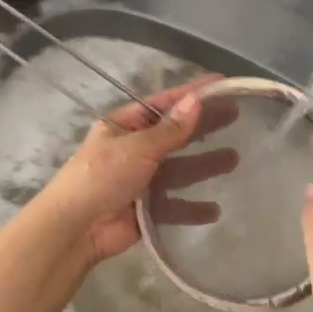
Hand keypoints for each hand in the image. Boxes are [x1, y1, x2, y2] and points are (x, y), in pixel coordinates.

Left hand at [39, 74, 240, 263]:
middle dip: (204, 128)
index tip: (222, 84)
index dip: (192, 94)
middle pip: (175, 136)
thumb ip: (170, 130)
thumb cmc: (101, 176)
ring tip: (235, 160)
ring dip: (204, 166)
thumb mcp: (137, 147)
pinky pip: (174, 207)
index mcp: (124, 126)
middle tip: (237, 117)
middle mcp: (134, 150)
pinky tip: (215, 210)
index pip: (164, 104)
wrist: (75, 227)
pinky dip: (192, 209)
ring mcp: (140, 181)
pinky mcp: (146, 211)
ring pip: (179, 171)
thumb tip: (196, 101)